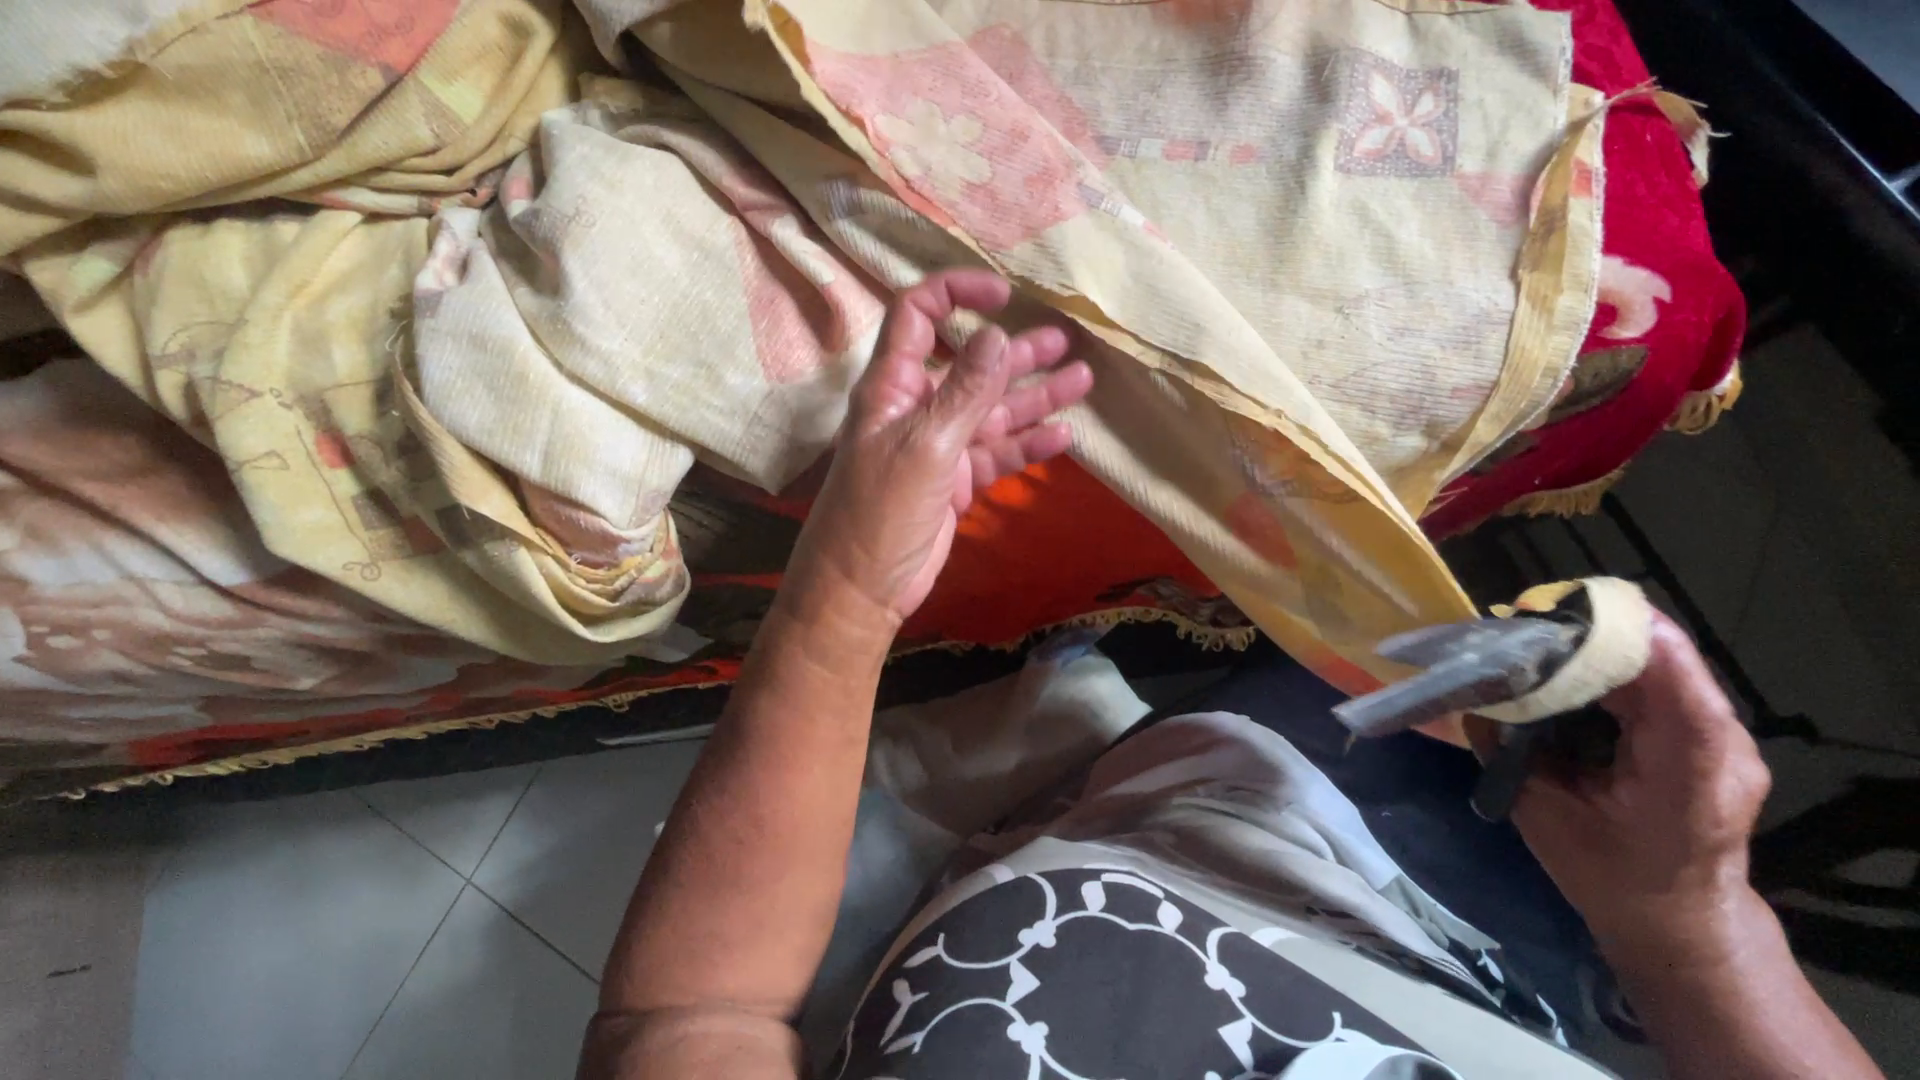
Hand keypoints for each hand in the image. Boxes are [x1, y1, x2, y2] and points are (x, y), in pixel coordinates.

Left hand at [781, 269, 1092, 625]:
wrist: (863, 588)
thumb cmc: (880, 512)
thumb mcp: (925, 446)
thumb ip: (965, 392)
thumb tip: (996, 333)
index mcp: (894, 386)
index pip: (918, 316)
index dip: (955, 293)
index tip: (1003, 295)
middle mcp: (918, 407)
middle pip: (972, 366)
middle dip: (1016, 352)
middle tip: (1065, 340)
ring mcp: (940, 446)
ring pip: (993, 412)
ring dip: (1034, 396)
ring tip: (1082, 380)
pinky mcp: (956, 481)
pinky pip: (998, 454)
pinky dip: (1028, 445)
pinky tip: (1063, 436)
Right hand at [1511, 611, 1771, 964]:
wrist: (1677, 922)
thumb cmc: (1612, 879)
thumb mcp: (1544, 817)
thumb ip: (1510, 754)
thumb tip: (1470, 700)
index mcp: (1692, 773)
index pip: (1679, 691)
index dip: (1629, 643)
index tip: (1564, 612)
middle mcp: (1720, 745)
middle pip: (1665, 663)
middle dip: (1594, 632)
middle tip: (1523, 618)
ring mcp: (1719, 736)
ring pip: (1660, 664)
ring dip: (1597, 644)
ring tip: (1534, 634)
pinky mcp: (1701, 732)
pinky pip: (1656, 681)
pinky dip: (1607, 665)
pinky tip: (1561, 662)